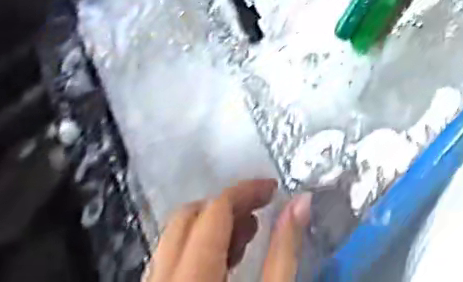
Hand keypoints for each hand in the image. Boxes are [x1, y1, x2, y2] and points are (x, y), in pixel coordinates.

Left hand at [145, 178, 306, 281]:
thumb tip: (300, 201)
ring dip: (207, 229)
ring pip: (170, 241)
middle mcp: (162, 279)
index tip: (272, 190)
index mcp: (193, 275)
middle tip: (257, 210)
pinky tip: (219, 264)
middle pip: (186, 218)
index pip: (214, 209)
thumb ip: (284, 249)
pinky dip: (192, 251)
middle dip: (224, 206)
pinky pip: (164, 264)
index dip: (247, 190)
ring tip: (242, 241)